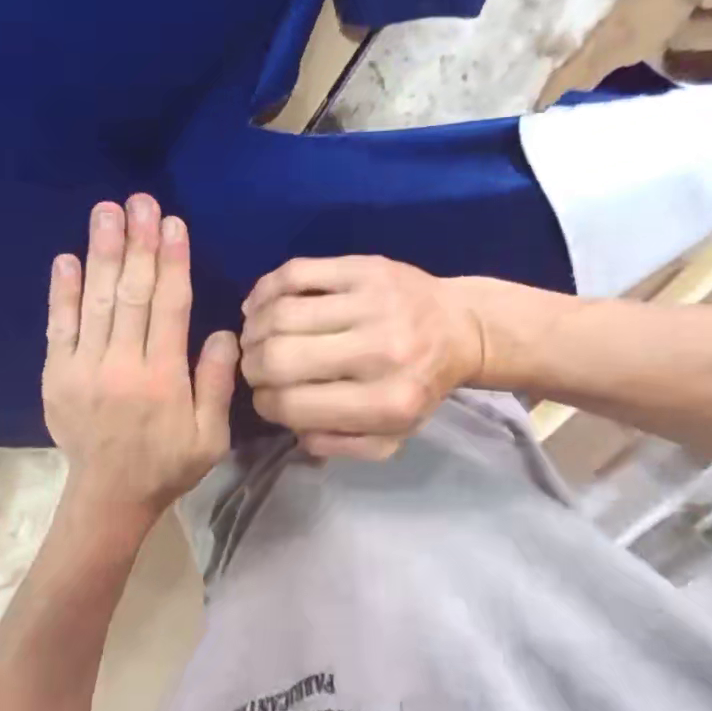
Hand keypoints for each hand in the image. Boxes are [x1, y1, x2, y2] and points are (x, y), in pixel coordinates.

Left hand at [43, 194, 238, 513]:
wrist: (108, 497)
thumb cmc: (166, 464)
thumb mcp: (210, 436)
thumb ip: (216, 383)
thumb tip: (222, 331)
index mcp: (163, 378)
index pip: (169, 307)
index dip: (172, 262)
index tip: (172, 224)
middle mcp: (122, 366)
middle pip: (131, 294)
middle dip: (137, 243)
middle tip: (139, 201)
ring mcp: (83, 368)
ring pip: (96, 302)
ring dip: (101, 253)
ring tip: (105, 212)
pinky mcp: (56, 375)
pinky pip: (58, 327)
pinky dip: (62, 292)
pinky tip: (66, 258)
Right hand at [239, 257, 485, 459]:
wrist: (460, 329)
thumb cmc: (418, 387)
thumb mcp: (389, 436)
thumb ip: (337, 443)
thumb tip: (289, 425)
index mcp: (387, 403)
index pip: (292, 405)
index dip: (263, 402)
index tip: (263, 396)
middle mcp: (380, 352)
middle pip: (278, 357)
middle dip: (251, 364)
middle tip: (254, 364)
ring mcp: (373, 303)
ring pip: (280, 314)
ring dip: (253, 328)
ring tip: (255, 335)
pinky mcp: (365, 267)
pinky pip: (294, 273)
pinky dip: (264, 290)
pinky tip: (261, 305)